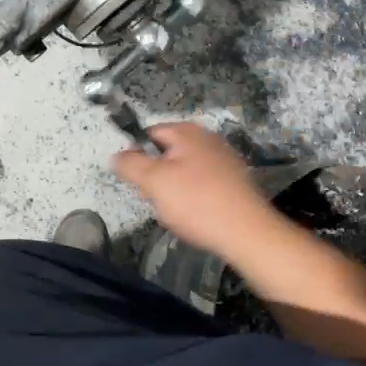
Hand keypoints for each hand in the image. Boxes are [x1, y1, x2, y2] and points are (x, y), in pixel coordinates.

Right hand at [113, 122, 270, 249]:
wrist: (248, 234)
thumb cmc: (197, 203)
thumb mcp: (154, 182)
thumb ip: (130, 164)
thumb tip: (117, 155)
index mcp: (187, 131)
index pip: (149, 134)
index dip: (138, 156)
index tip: (140, 181)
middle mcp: (208, 138)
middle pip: (167, 152)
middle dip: (158, 175)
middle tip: (159, 198)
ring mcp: (225, 158)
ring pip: (185, 170)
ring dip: (176, 188)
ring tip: (179, 210)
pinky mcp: (236, 180)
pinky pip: (204, 183)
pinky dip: (197, 195)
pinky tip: (199, 214)